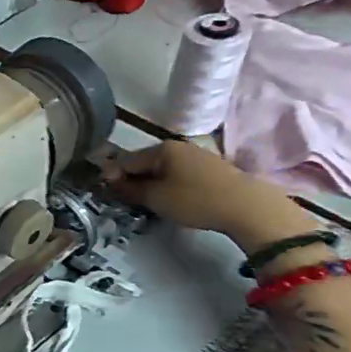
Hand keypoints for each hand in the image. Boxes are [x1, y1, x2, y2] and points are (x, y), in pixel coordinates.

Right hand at [101, 141, 319, 251]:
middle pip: (145, 162)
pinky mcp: (209, 169)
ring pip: (163, 168)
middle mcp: (177, 146)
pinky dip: (168, 184)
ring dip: (151, 183)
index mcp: (161, 148)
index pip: (127, 159)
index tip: (106, 193)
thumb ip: (131, 189)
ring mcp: (195, 155)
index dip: (113, 176)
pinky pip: (178, 173)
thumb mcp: (156, 198)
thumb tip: (111, 181)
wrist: (244, 205)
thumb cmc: (195, 199)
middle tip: (125, 201)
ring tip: (147, 203)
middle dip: (132, 179)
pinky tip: (171, 199)